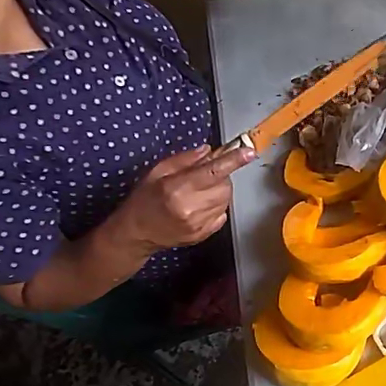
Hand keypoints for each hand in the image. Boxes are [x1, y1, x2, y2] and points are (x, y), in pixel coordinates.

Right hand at [105, 144, 251, 251]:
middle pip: (225, 186)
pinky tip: (199, 206)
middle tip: (204, 176)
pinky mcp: (204, 235)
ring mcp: (199, 224)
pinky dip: (216, 206)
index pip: (213, 171)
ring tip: (198, 192)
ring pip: (226, 200)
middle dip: (221, 176)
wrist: (136, 232)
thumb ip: (185, 160)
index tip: (249, 152)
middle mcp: (191, 208)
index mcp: (177, 189)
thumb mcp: (157, 172)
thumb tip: (209, 151)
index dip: (233, 161)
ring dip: (218, 191)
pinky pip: (222, 214)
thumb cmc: (144, 199)